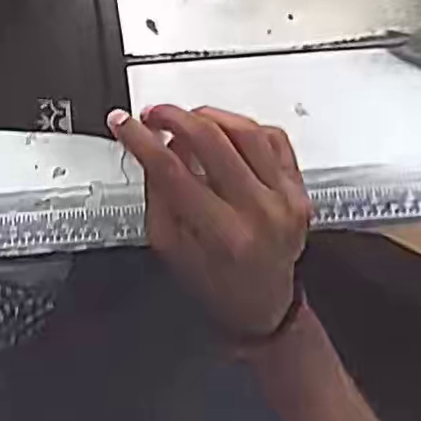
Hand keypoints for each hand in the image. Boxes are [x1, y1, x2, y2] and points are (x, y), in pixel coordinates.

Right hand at [109, 105, 312, 343]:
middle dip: (171, 116)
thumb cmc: (214, 281)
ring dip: (206, 116)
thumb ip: (158, 190)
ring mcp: (284, 200)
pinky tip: (226, 135)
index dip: (139, 138)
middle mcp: (258, 214)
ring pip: (243, 129)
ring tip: (187, 121)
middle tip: (153, 115)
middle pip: (210, 139)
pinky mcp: (299, 190)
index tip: (122, 122)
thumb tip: (150, 143)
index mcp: (222, 235)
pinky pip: (273, 137)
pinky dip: (244, 127)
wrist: (263, 305)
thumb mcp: (167, 243)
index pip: (171, 169)